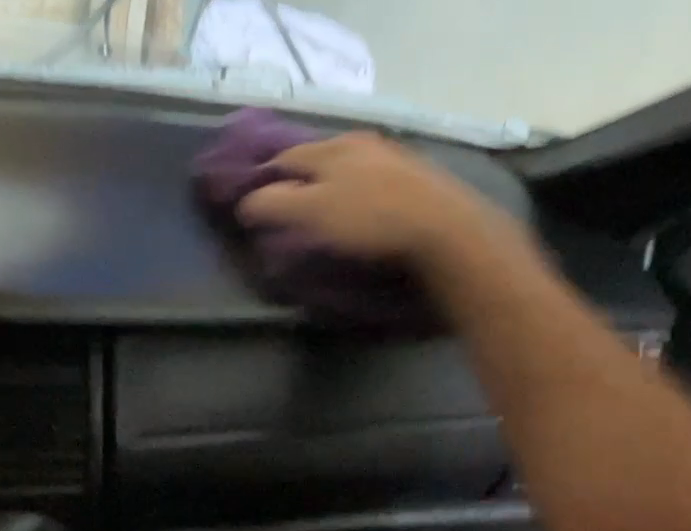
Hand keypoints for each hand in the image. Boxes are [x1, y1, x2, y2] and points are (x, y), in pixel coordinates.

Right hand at [236, 132, 491, 262]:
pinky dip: (356, 197)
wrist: (444, 228)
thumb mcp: (310, 213)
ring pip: (346, 169)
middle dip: (297, 182)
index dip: (263, 180)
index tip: (252, 205)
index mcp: (331, 147)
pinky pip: (372, 183)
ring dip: (329, 188)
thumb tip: (246, 202)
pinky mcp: (415, 179)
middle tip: (285, 211)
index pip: (284, 157)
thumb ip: (273, 204)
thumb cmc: (369, 219)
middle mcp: (361, 142)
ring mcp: (392, 158)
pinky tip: (359, 216)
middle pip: (316, 160)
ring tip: (321, 215)